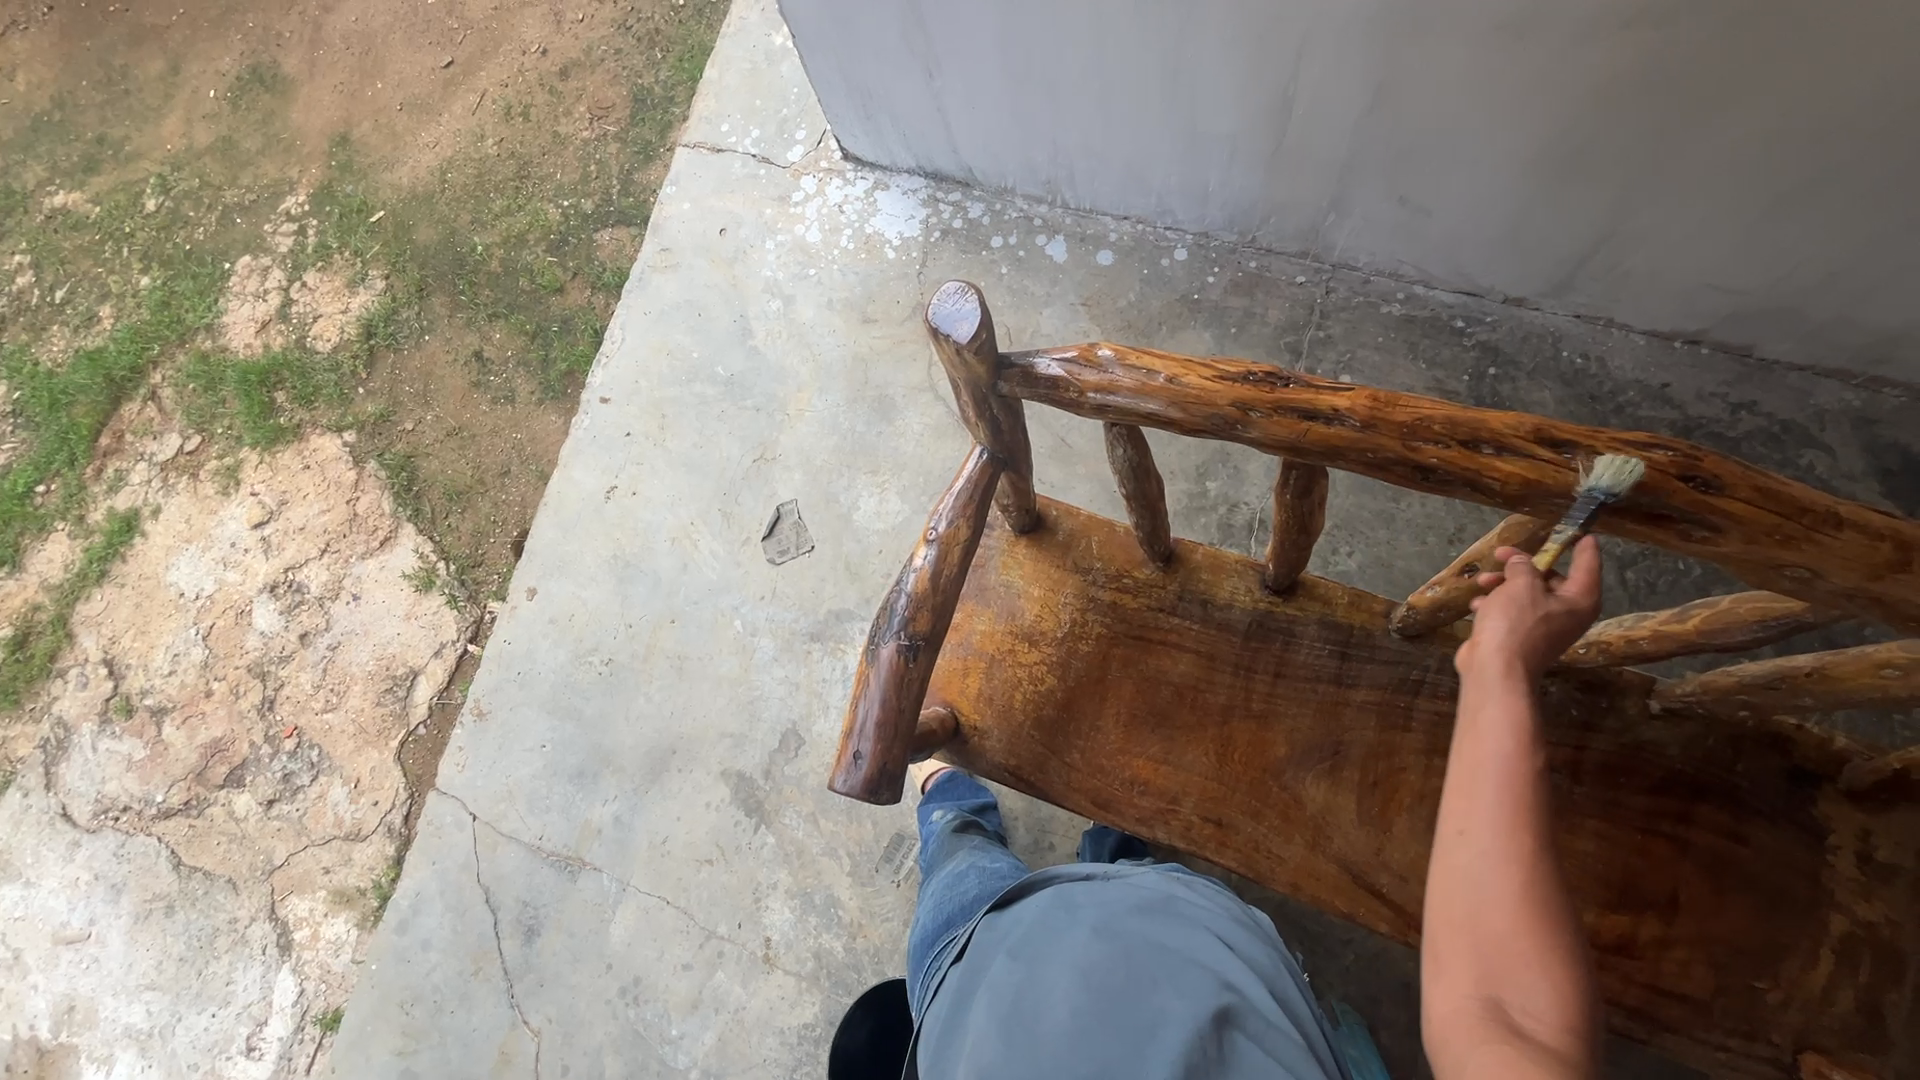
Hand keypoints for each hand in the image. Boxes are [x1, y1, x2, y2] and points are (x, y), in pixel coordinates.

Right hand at [1454, 535, 1602, 680]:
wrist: (1496, 668)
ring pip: (1525, 595)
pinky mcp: (1520, 637)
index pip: (1587, 565)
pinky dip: (1495, 604)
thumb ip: (1522, 566)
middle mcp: (1567, 613)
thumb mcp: (1520, 585)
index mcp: (1580, 600)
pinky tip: (1477, 605)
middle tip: (1500, 554)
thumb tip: (1520, 561)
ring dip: (1502, 584)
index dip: (1582, 547)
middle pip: (1550, 579)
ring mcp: (1544, 627)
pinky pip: (1511, 612)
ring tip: (1481, 582)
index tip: (1582, 533)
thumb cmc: (1515, 623)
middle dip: (1522, 566)